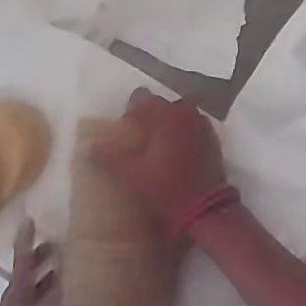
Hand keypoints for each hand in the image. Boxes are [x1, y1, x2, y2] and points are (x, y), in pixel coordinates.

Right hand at [86, 89, 227, 229]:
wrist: (205, 208)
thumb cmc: (166, 188)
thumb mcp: (133, 174)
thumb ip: (110, 157)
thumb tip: (91, 145)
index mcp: (164, 115)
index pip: (142, 97)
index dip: (132, 109)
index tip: (127, 127)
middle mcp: (184, 112)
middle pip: (162, 104)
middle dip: (151, 116)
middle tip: (142, 138)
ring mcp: (202, 124)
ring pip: (180, 112)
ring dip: (169, 122)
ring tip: (160, 145)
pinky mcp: (213, 138)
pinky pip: (194, 125)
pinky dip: (185, 132)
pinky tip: (179, 152)